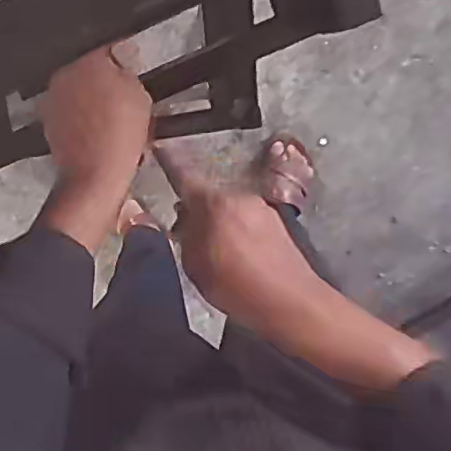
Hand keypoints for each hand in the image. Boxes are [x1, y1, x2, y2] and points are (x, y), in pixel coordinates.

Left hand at [36, 45, 152, 249]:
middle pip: (89, 70)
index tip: (132, 67)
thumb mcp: (138, 95)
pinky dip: (84, 118)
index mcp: (84, 63)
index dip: (124, 59)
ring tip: (115, 119)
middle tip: (127, 99)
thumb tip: (122, 55)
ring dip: (95, 100)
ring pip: (80, 92)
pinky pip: (72, 114)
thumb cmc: (117, 138)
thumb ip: (127, 69)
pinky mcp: (50, 124)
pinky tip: (101, 131)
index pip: (106, 48)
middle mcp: (62, 78)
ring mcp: (52, 101)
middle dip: (107, 81)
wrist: (94, 176)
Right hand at [158, 143, 436, 390]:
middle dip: (193, 210)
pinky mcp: (276, 224)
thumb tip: (181, 220)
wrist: (292, 305)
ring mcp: (262, 209)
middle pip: (207, 196)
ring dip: (214, 223)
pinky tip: (232, 258)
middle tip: (182, 235)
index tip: (159, 146)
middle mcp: (240, 197)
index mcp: (216, 203)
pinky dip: (232, 232)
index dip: (169, 161)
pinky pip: (243, 220)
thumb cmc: (236, 286)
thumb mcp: (194, 265)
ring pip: (226, 209)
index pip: (184, 176)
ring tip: (209, 254)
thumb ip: (183, 236)